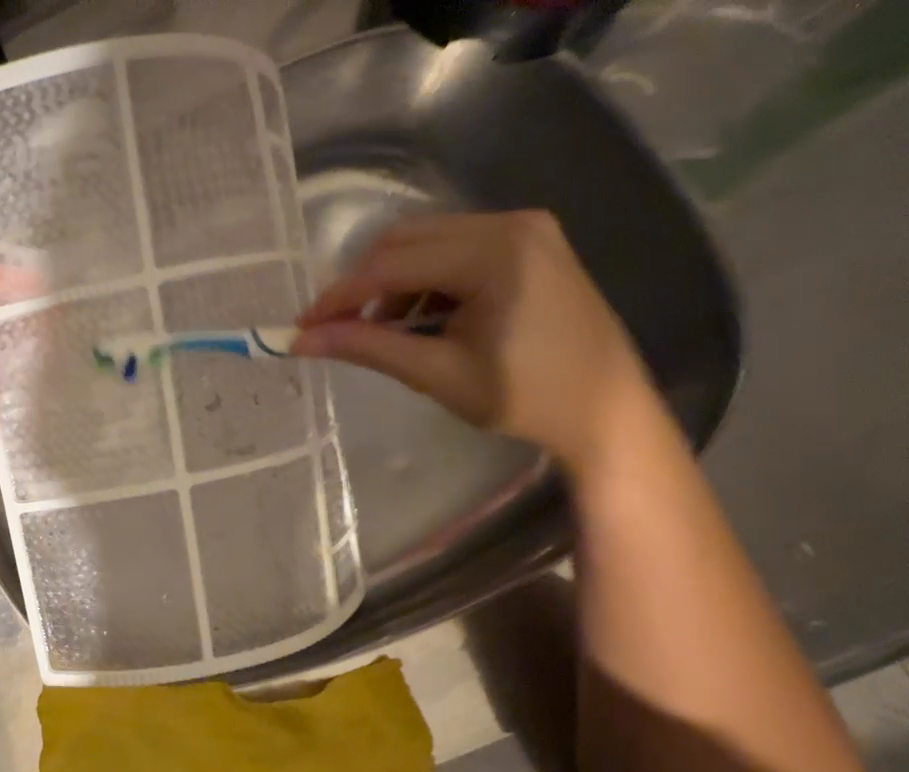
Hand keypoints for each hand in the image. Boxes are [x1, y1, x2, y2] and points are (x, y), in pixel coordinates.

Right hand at [292, 211, 656, 473]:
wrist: (607, 409)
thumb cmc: (527, 396)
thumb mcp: (438, 373)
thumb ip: (367, 348)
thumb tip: (301, 341)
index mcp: (495, 253)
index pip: (391, 264)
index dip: (339, 296)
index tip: (301, 328)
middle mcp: (510, 224)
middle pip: (404, 240)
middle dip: (362, 284)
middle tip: (334, 329)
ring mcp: (525, 230)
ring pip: (425, 241)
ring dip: (390, 282)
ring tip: (379, 331)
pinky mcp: (530, 244)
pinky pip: (453, 248)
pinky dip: (422, 279)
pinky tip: (417, 318)